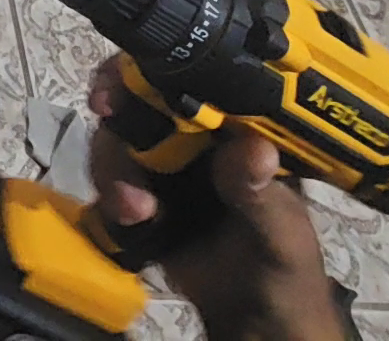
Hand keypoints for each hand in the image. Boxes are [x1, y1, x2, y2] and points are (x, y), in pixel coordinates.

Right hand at [87, 60, 344, 340]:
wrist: (253, 322)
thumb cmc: (284, 272)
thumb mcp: (282, 235)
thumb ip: (261, 194)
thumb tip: (254, 148)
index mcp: (231, 130)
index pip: (185, 81)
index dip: (145, 73)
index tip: (119, 84)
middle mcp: (189, 136)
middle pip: (135, 100)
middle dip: (114, 109)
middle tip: (104, 113)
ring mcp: (159, 163)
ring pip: (113, 139)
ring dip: (112, 167)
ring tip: (133, 210)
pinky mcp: (135, 191)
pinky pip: (104, 180)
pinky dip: (107, 198)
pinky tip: (129, 223)